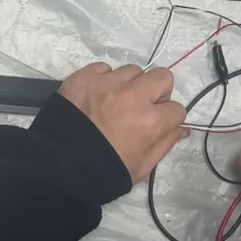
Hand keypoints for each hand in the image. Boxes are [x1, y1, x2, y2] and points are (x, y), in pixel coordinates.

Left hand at [58, 62, 187, 183]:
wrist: (58, 169)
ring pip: (133, 70)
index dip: (168, 117)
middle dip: (157, 92)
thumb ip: (165, 144)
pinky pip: (104, 68)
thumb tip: (182, 129)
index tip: (157, 124)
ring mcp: (106, 83)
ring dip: (130, 84)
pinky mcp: (83, 77)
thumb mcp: (142, 167)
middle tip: (142, 106)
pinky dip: (104, 79)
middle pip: (161, 77)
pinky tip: (96, 97)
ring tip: (115, 101)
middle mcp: (132, 96)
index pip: (177, 108)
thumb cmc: (104, 172)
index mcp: (150, 121)